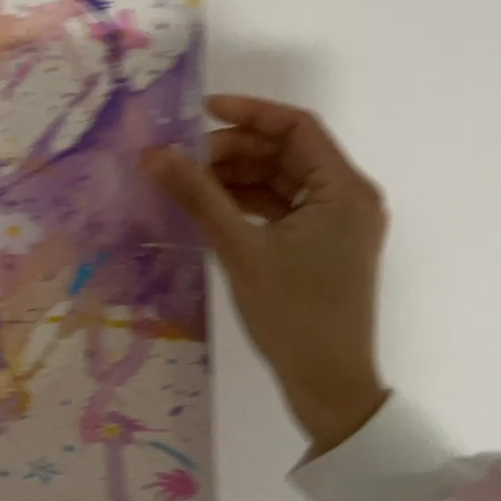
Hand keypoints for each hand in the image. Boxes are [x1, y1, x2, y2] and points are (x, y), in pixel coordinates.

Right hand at [144, 94, 390, 451]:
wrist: (329, 389)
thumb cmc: (293, 315)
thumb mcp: (239, 249)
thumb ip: (197, 195)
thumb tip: (152, 154)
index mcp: (344, 190)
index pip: (297, 127)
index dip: (249, 112)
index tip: (201, 112)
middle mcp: (348, 197)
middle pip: (286, 151)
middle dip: (234, 150)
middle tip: (184, 159)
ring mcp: (338, 221)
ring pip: (281, 177)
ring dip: (237, 175)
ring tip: (189, 182)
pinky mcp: (324, 242)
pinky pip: (282, 204)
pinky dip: (248, 200)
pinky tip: (209, 205)